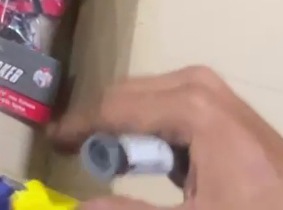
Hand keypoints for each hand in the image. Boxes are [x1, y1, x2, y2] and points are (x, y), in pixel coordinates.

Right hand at [50, 67, 282, 209]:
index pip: (116, 108)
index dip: (80, 126)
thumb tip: (79, 207)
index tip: (52, 140)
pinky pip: (174, 105)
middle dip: (102, 124)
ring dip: (128, 126)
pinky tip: (156, 158)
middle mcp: (201, 84)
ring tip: (111, 156)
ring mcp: (218, 91)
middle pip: (130, 95)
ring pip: (150, 97)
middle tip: (77, 151)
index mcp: (192, 106)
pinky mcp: (230, 107)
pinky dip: (156, 128)